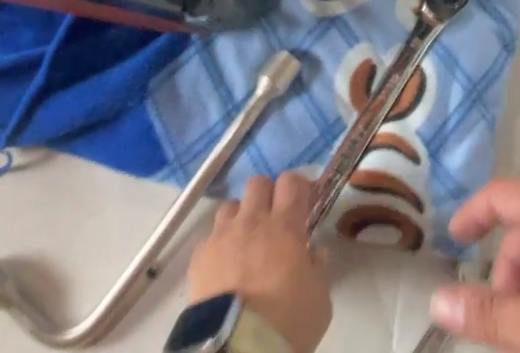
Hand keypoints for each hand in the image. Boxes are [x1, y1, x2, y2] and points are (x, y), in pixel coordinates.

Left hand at [186, 171, 332, 352]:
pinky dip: (221, 244)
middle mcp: (251, 221)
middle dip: (268, 195)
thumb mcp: (319, 300)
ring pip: (231, 205)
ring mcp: (222, 235)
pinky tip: (226, 266)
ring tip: (247, 242)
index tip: (303, 201)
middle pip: (257, 183)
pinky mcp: (200, 254)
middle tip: (276, 219)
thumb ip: (317, 269)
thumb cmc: (288, 323)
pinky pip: (211, 235)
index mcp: (284, 227)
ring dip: (241, 216)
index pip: (291, 182)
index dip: (298, 187)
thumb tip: (313, 252)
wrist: (239, 345)